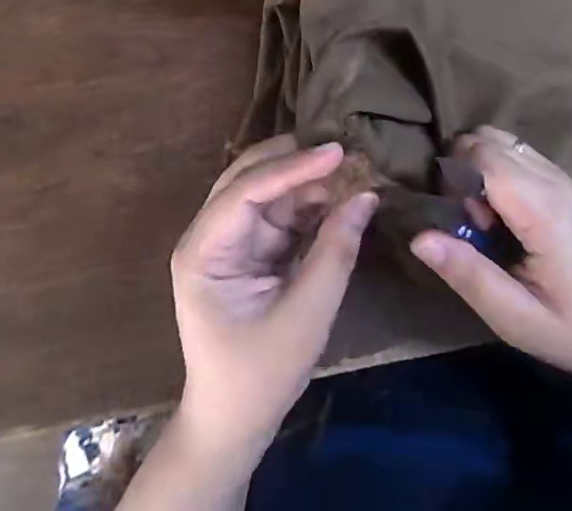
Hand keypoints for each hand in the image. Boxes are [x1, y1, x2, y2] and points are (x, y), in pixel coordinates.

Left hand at [168, 135, 377, 460]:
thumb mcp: (306, 315)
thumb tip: (367, 195)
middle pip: (250, 176)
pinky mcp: (253, 248)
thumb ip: (336, 251)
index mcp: (204, 251)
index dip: (292, 166)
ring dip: (308, 177)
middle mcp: (211, 234)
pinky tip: (342, 192)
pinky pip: (283, 210)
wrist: (234, 421)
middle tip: (345, 150)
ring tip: (352, 167)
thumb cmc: (261, 374)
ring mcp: (232, 239)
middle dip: (296, 160)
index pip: (246, 190)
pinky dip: (312, 200)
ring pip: (269, 188)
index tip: (337, 151)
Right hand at [409, 126, 571, 385]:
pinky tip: (503, 213)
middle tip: (468, 223)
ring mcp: (562, 177)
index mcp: (543, 212)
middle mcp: (553, 181)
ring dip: (478, 166)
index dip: (455, 178)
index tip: (456, 221)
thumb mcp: (516, 319)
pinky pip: (517, 152)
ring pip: (500, 139)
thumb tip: (418, 237)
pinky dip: (496, 168)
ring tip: (484, 217)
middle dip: (461, 169)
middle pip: (487, 139)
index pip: (483, 156)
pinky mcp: (564, 182)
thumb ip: (467, 275)